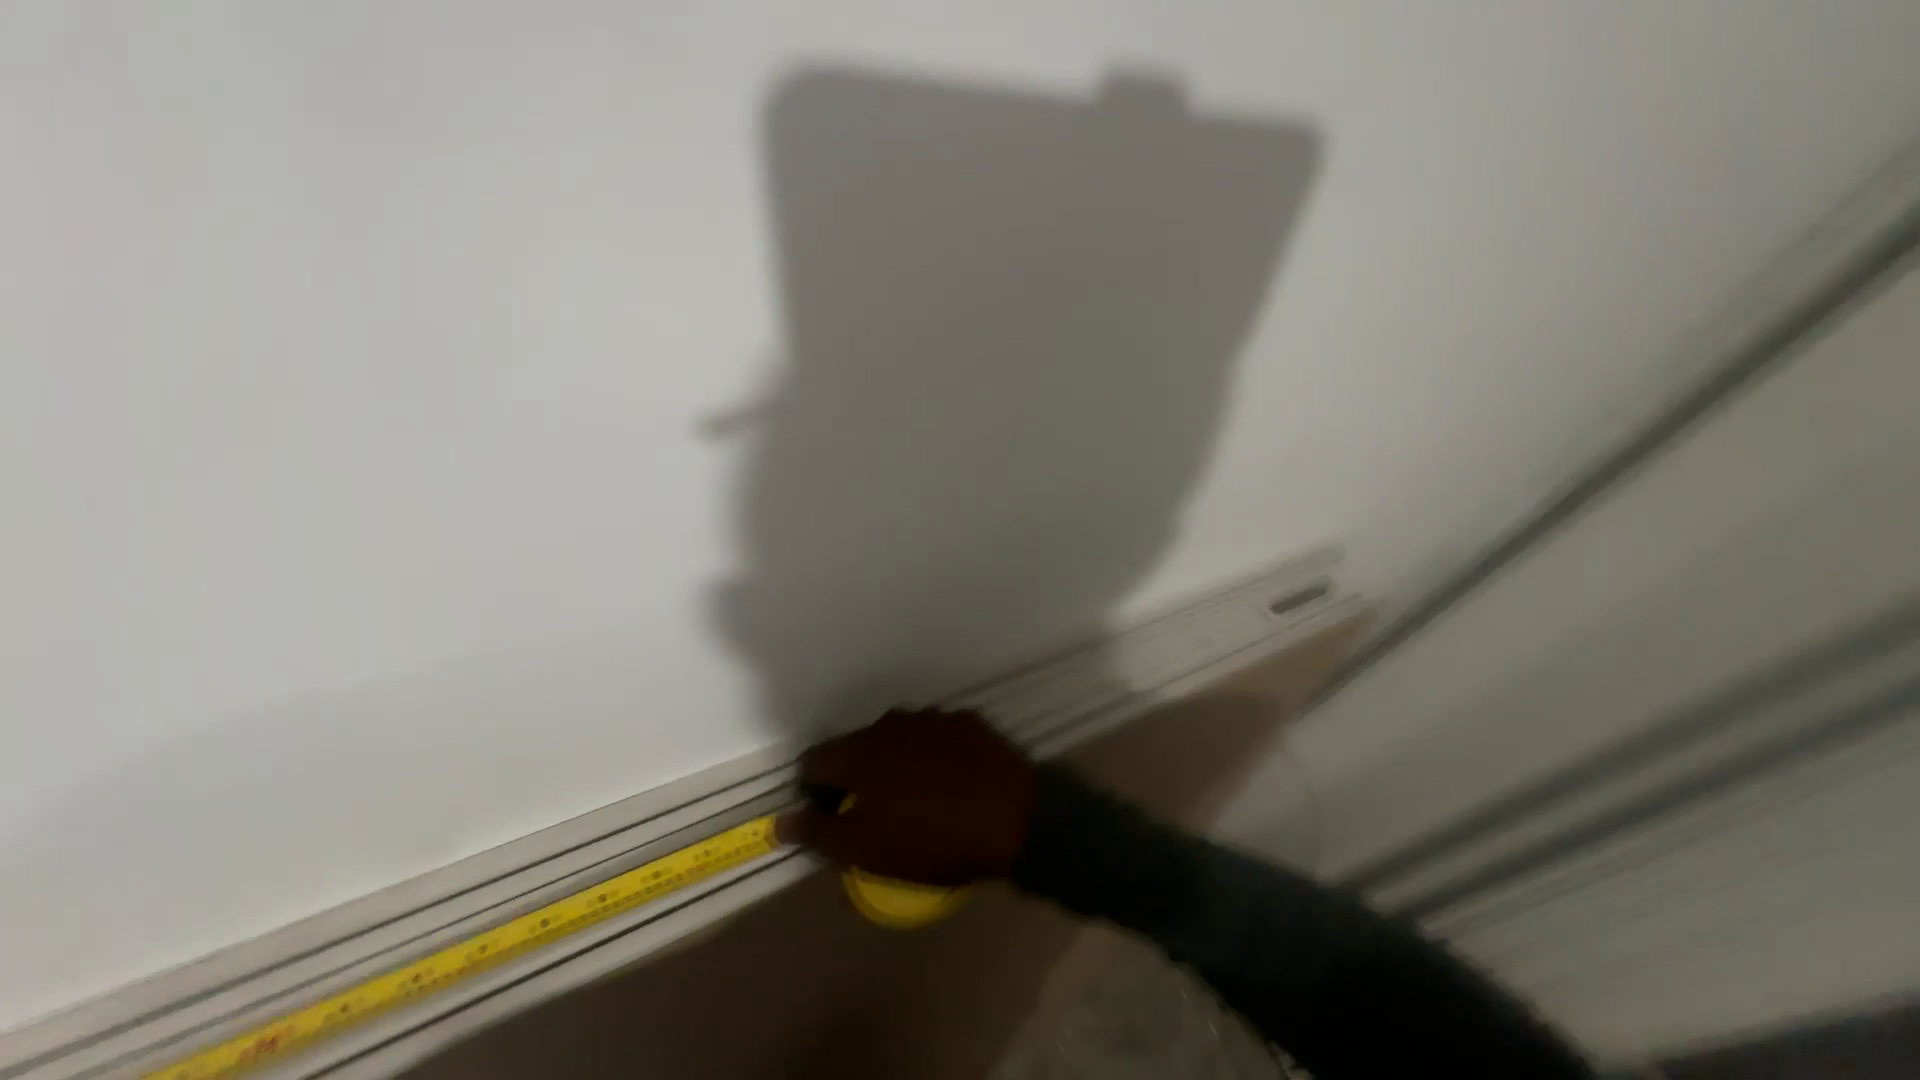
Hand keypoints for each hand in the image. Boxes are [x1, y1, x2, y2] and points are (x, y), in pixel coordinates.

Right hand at [776, 706, 1038, 886]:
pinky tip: (951, 785)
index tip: (831, 818)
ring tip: (917, 800)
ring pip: (898, 741)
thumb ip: (818, 832)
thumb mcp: (866, 850)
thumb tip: (782, 822)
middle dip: (857, 777)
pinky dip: (934, 758)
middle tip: (875, 815)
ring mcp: (933, 719)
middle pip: (857, 748)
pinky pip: (937, 740)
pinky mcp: (968, 723)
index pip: (814, 762)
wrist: (1017, 818)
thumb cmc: (932, 840)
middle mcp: (890, 723)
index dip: (814, 792)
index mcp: (858, 751)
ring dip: (897, 765)